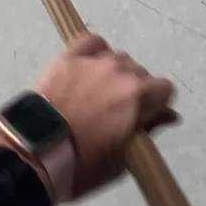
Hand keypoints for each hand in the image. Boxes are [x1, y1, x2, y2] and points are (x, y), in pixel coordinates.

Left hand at [28, 33, 178, 199]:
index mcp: (139, 96)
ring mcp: (95, 60)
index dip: (156, 104)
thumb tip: (169, 115)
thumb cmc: (83, 164)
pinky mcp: (70, 55)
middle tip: (115, 113)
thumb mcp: (122, 158)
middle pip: (139, 73)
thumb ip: (148, 130)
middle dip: (134, 90)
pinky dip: (95, 51)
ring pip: (117, 58)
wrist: (36, 153)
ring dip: (114, 74)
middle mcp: (121, 71)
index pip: (165, 89)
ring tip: (95, 94)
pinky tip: (88, 66)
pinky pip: (92, 42)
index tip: (144, 117)